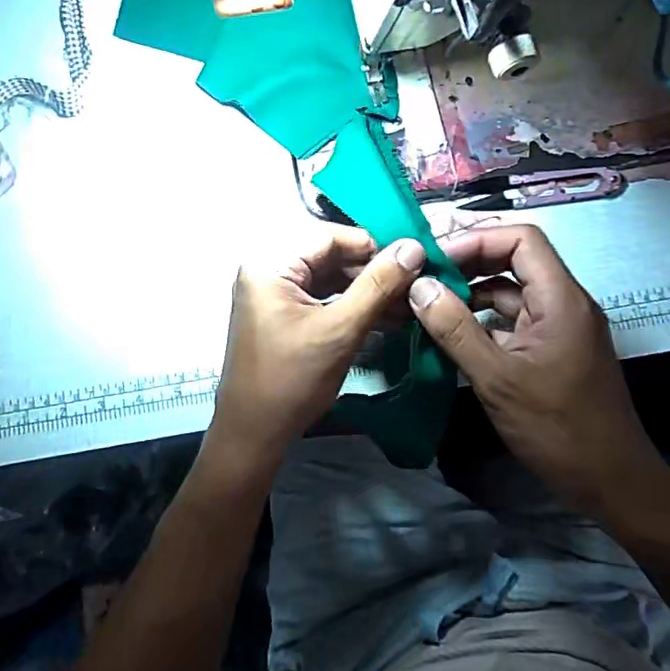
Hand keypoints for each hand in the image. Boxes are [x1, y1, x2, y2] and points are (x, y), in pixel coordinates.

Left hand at [211, 225, 427, 469]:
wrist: (254, 435)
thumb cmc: (292, 380)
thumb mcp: (341, 329)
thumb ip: (378, 285)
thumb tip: (413, 247)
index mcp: (270, 263)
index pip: (330, 235)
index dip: (374, 246)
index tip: (412, 262)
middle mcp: (268, 268)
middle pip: (331, 255)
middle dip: (375, 271)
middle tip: (415, 286)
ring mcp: (275, 292)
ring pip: (332, 277)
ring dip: (369, 290)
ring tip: (408, 306)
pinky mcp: (284, 313)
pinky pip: (324, 297)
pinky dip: (354, 305)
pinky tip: (388, 317)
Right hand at [408, 225, 669, 523]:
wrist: (611, 481)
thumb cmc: (557, 428)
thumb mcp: (497, 379)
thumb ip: (456, 330)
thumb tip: (419, 287)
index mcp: (561, 298)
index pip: (521, 239)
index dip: (476, 239)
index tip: (434, 258)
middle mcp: (565, 302)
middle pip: (516, 261)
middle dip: (470, 264)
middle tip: (424, 277)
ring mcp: (562, 327)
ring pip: (514, 293)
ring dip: (474, 294)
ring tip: (429, 303)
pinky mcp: (556, 350)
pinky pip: (517, 322)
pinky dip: (486, 322)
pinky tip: (454, 334)